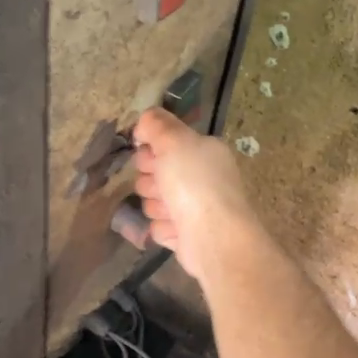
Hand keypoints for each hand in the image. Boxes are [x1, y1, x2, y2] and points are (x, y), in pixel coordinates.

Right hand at [131, 107, 264, 284]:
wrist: (213, 237)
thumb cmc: (195, 183)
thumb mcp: (174, 140)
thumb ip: (156, 124)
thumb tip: (144, 120)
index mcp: (203, 151)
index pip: (164, 144)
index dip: (151, 151)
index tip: (151, 157)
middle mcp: (200, 177)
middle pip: (154, 174)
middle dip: (151, 181)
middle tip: (162, 186)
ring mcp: (193, 208)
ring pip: (153, 202)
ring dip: (157, 207)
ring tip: (172, 212)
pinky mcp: (185, 235)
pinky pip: (158, 227)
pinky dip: (164, 228)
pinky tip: (177, 230)